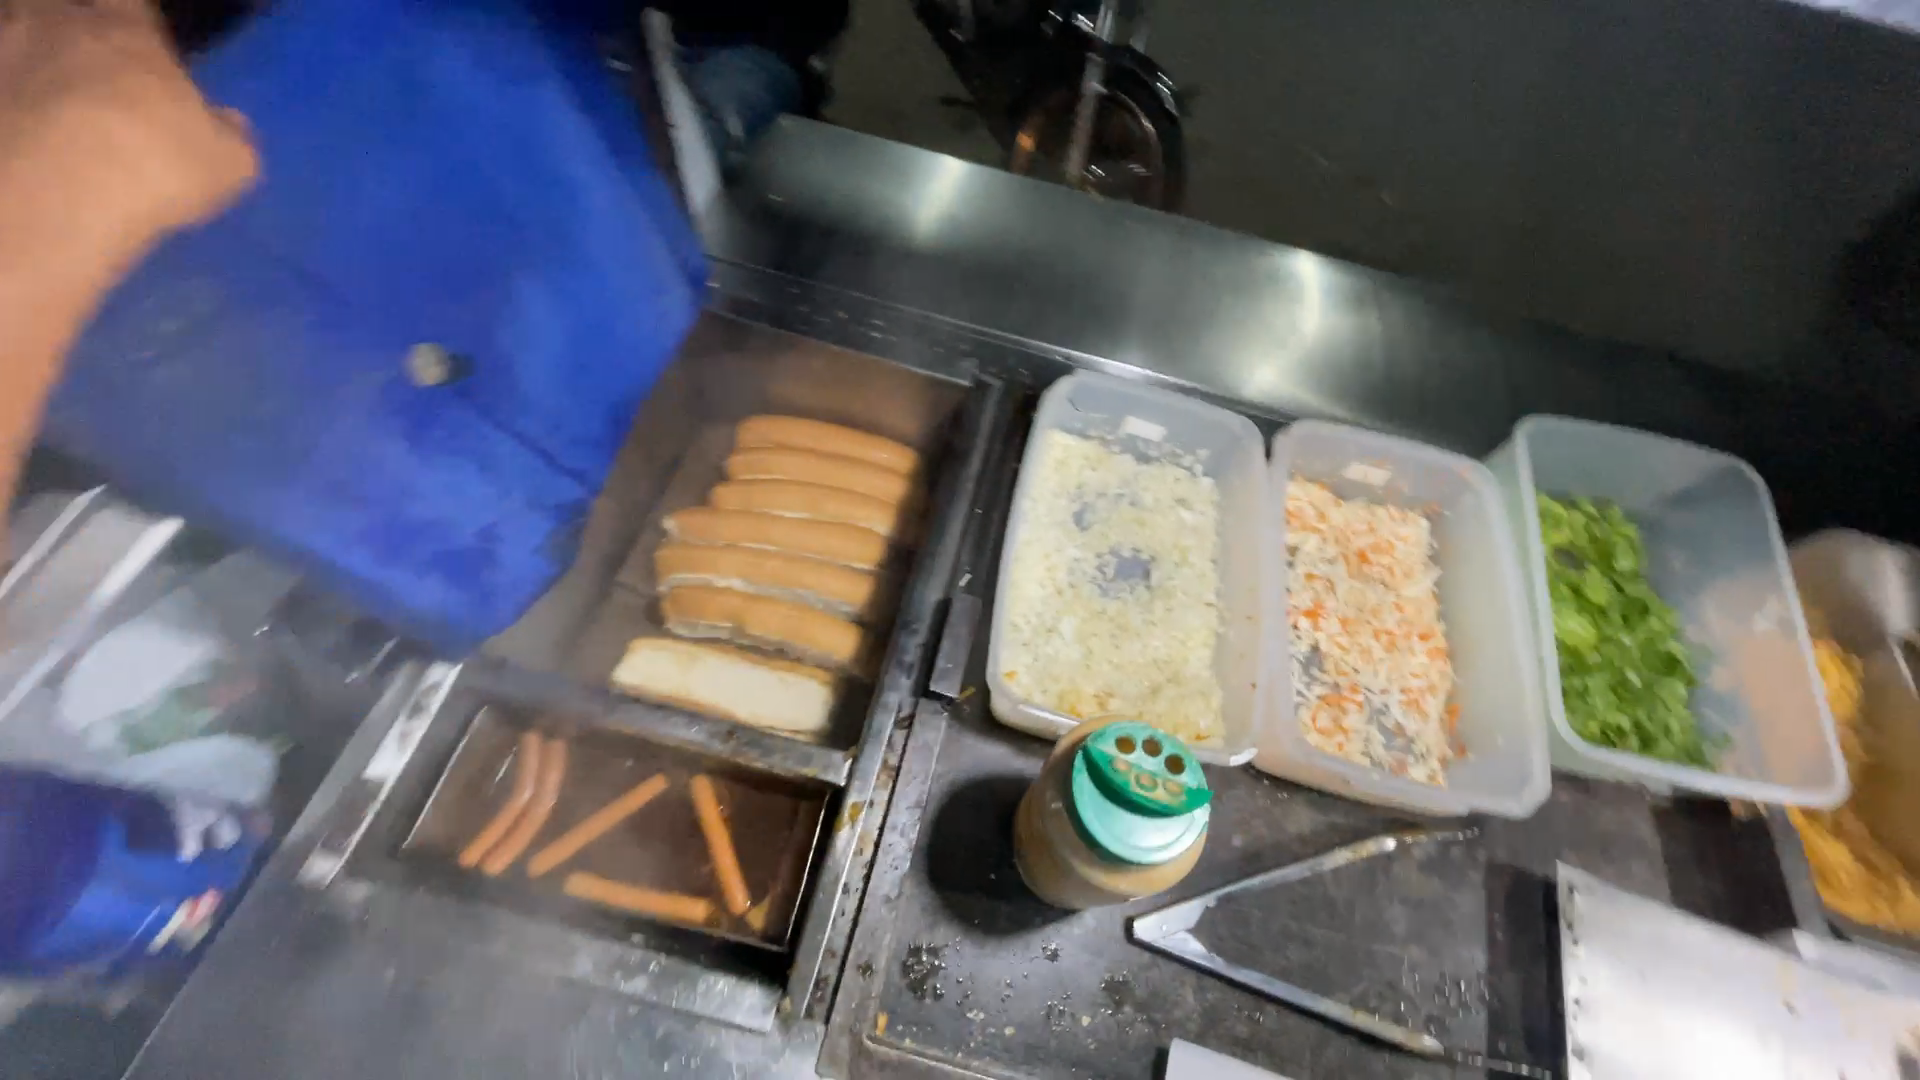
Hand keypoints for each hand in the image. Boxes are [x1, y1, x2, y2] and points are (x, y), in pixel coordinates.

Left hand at [0, 0, 257, 265]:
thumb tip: (229, 120)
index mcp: (126, 33)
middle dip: (76, 28)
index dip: (140, 16)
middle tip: (94, 60)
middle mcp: (55, 23)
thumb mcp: (232, 162)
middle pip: (59, 8)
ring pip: (20, 36)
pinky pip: (7, 79)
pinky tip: (34, 122)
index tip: (149, 34)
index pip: (133, 3)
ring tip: (60, 91)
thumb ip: (231, 134)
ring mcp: (4, 49)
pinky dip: (19, 94)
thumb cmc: (161, 162)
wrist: (59, 188)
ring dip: (37, 56)